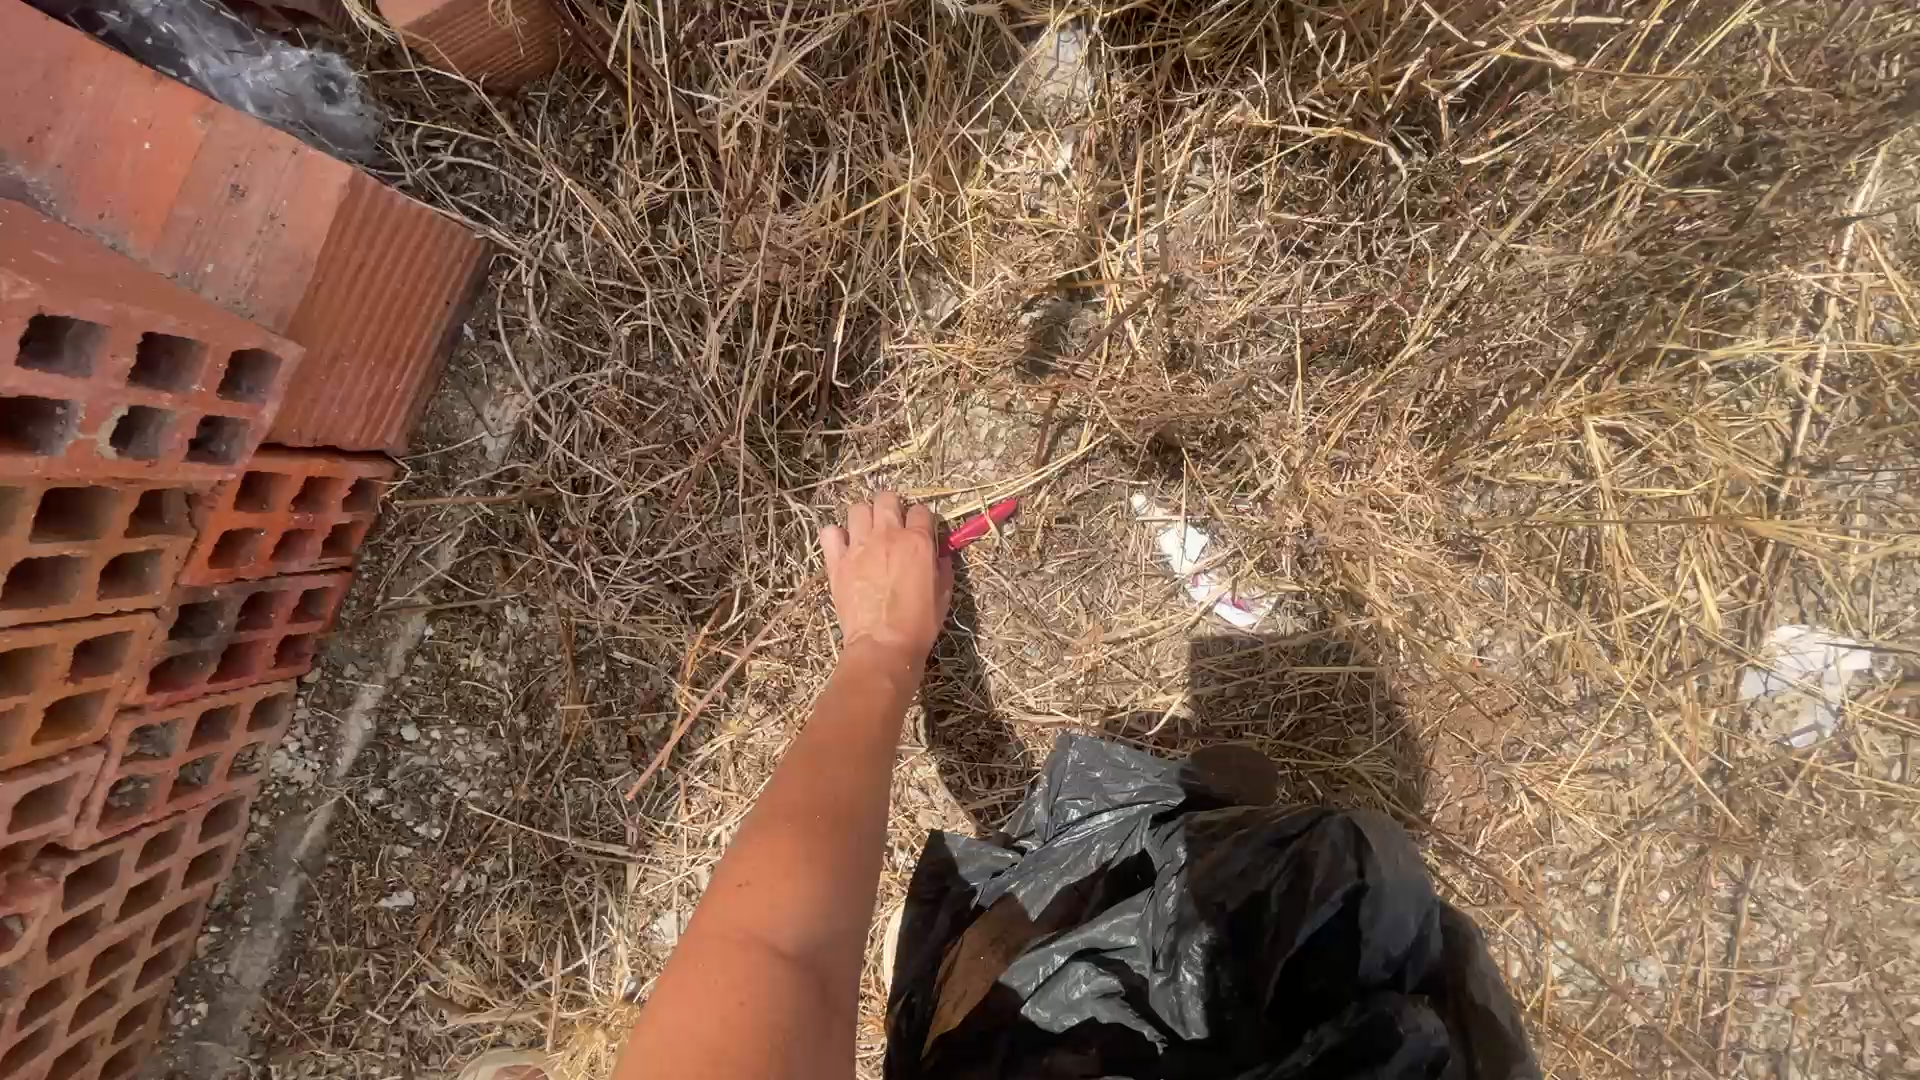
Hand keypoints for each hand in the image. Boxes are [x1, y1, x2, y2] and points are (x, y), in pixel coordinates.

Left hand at [818, 492, 953, 661]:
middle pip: (887, 499)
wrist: (884, 645)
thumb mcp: (944, 594)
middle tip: (893, 526)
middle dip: (893, 508)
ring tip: (868, 533)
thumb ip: (942, 567)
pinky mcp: (837, 561)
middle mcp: (888, 535)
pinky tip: (845, 547)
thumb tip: (939, 554)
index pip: (922, 511)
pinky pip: (830, 532)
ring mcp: (859, 546)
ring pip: (858, 508)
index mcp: (917, 541)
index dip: (922, 520)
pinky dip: (837, 535)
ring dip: (865, 517)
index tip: (921, 532)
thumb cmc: (919, 624)